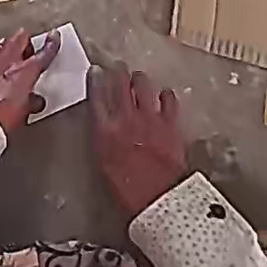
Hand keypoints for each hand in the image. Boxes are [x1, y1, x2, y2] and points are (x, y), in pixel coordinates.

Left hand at [0, 29, 61, 134]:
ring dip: (4, 49)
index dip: (51, 43)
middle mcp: (6, 62)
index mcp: (25, 71)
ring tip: (7, 56)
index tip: (53, 38)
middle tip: (28, 46)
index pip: (44, 53)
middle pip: (19, 39)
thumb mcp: (24, 112)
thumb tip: (33, 100)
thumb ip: (31, 101)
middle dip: (25, 40)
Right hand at [89, 63, 187, 216]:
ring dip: (140, 79)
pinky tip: (163, 96)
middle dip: (118, 72)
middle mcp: (126, 117)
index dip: (95, 79)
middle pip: (120, 83)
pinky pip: (168, 98)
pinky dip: (165, 95)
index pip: (96, 96)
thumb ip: (103, 138)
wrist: (159, 197)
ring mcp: (150, 117)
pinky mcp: (170, 122)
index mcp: (105, 130)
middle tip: (118, 68)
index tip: (95, 70)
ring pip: (143, 84)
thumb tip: (104, 125)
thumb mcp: (104, 163)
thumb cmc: (126, 189)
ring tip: (138, 79)